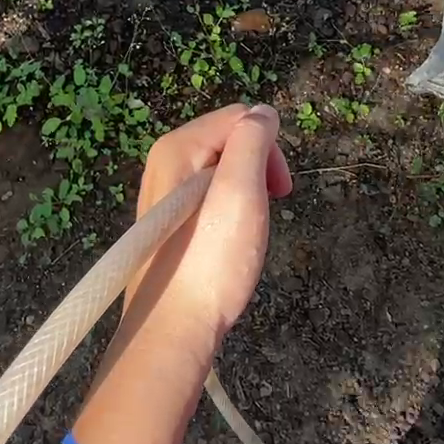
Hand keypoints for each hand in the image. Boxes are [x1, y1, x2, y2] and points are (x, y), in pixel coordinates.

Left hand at [124, 104, 292, 353]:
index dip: (268, 148)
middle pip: (230, 141)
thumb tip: (263, 112)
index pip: (240, 117)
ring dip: (247, 195)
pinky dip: (230, 214)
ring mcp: (164, 193)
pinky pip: (210, 198)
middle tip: (267, 211)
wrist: (173, 330)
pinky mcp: (168, 223)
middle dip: (258, 170)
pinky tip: (229, 244)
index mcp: (177, 146)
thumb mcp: (240, 189)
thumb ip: (252, 141)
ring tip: (246, 233)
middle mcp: (164, 161)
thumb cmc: (211, 259)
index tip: (279, 190)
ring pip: (223, 172)